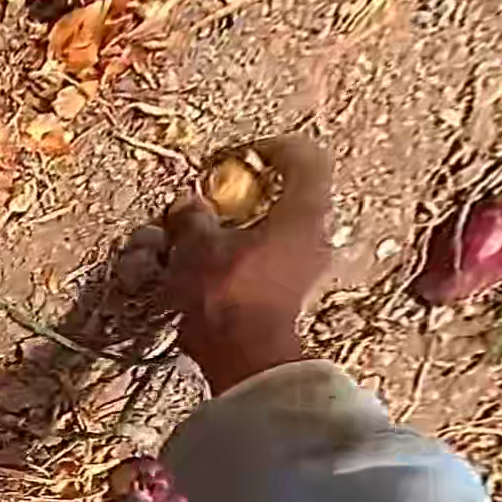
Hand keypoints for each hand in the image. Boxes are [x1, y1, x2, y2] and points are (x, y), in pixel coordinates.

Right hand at [164, 135, 333, 394]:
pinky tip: (211, 269)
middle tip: (214, 203)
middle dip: (247, 199)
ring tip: (203, 241)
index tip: (240, 156)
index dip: (271, 149)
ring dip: (240, 231)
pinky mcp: (287, 292)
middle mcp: (315, 235)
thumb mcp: (197, 248)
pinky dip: (240, 257)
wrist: (241, 351)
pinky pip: (266, 260)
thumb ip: (192, 219)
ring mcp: (305, 266)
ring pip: (274, 232)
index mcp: (303, 213)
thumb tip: (187, 205)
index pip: (303, 159)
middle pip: (287, 199)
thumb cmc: (226, 293)